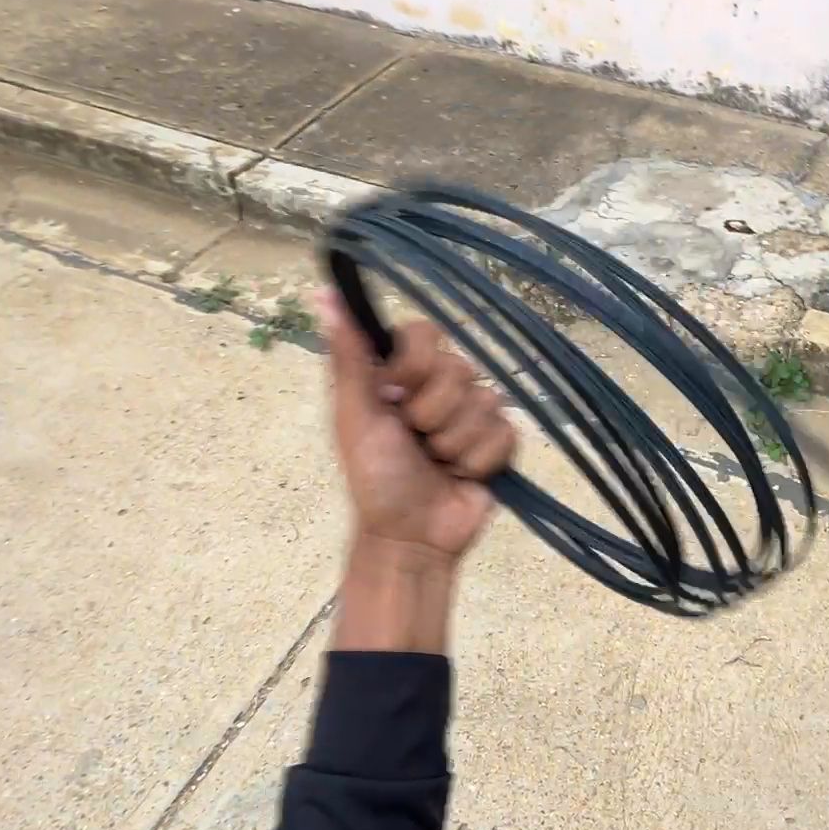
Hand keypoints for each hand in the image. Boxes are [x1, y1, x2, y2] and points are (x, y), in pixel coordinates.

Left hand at [321, 289, 515, 568]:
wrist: (411, 535)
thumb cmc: (376, 479)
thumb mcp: (355, 417)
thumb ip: (349, 357)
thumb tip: (323, 293)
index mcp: (402, 375)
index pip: (426, 333)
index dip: (416, 363)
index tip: (396, 393)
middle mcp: (441, 388)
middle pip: (460, 369)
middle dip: (432, 414)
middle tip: (416, 441)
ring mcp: (475, 415)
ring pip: (485, 403)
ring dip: (454, 443)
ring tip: (437, 463)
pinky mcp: (501, 443)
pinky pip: (505, 433)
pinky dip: (479, 460)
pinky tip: (462, 475)